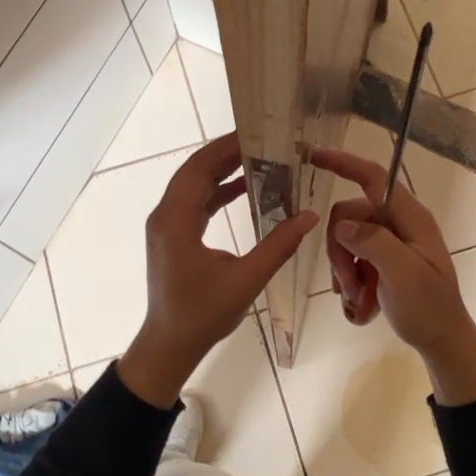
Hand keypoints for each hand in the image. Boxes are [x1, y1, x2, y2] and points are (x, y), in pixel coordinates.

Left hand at [119, 134, 317, 407]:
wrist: (170, 344)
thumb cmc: (203, 314)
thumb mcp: (246, 280)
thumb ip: (278, 245)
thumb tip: (310, 215)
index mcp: (175, 221)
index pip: (200, 168)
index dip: (227, 146)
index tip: (258, 131)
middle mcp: (165, 216)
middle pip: (195, 170)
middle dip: (228, 152)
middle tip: (264, 138)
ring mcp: (166, 226)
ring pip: (194, 185)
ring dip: (223, 170)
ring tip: (260, 156)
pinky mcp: (173, 237)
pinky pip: (195, 202)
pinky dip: (218, 191)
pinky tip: (245, 187)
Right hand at [311, 146, 475, 405]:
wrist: (442, 340)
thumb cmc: (429, 307)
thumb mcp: (403, 275)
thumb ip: (373, 243)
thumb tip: (341, 225)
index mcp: (410, 218)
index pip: (374, 177)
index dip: (344, 163)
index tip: (314, 157)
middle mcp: (399, 223)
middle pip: (350, 216)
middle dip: (340, 251)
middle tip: (347, 286)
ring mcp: (390, 242)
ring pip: (346, 240)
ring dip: (345, 271)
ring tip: (357, 300)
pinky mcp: (383, 260)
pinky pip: (353, 258)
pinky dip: (351, 280)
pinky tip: (360, 303)